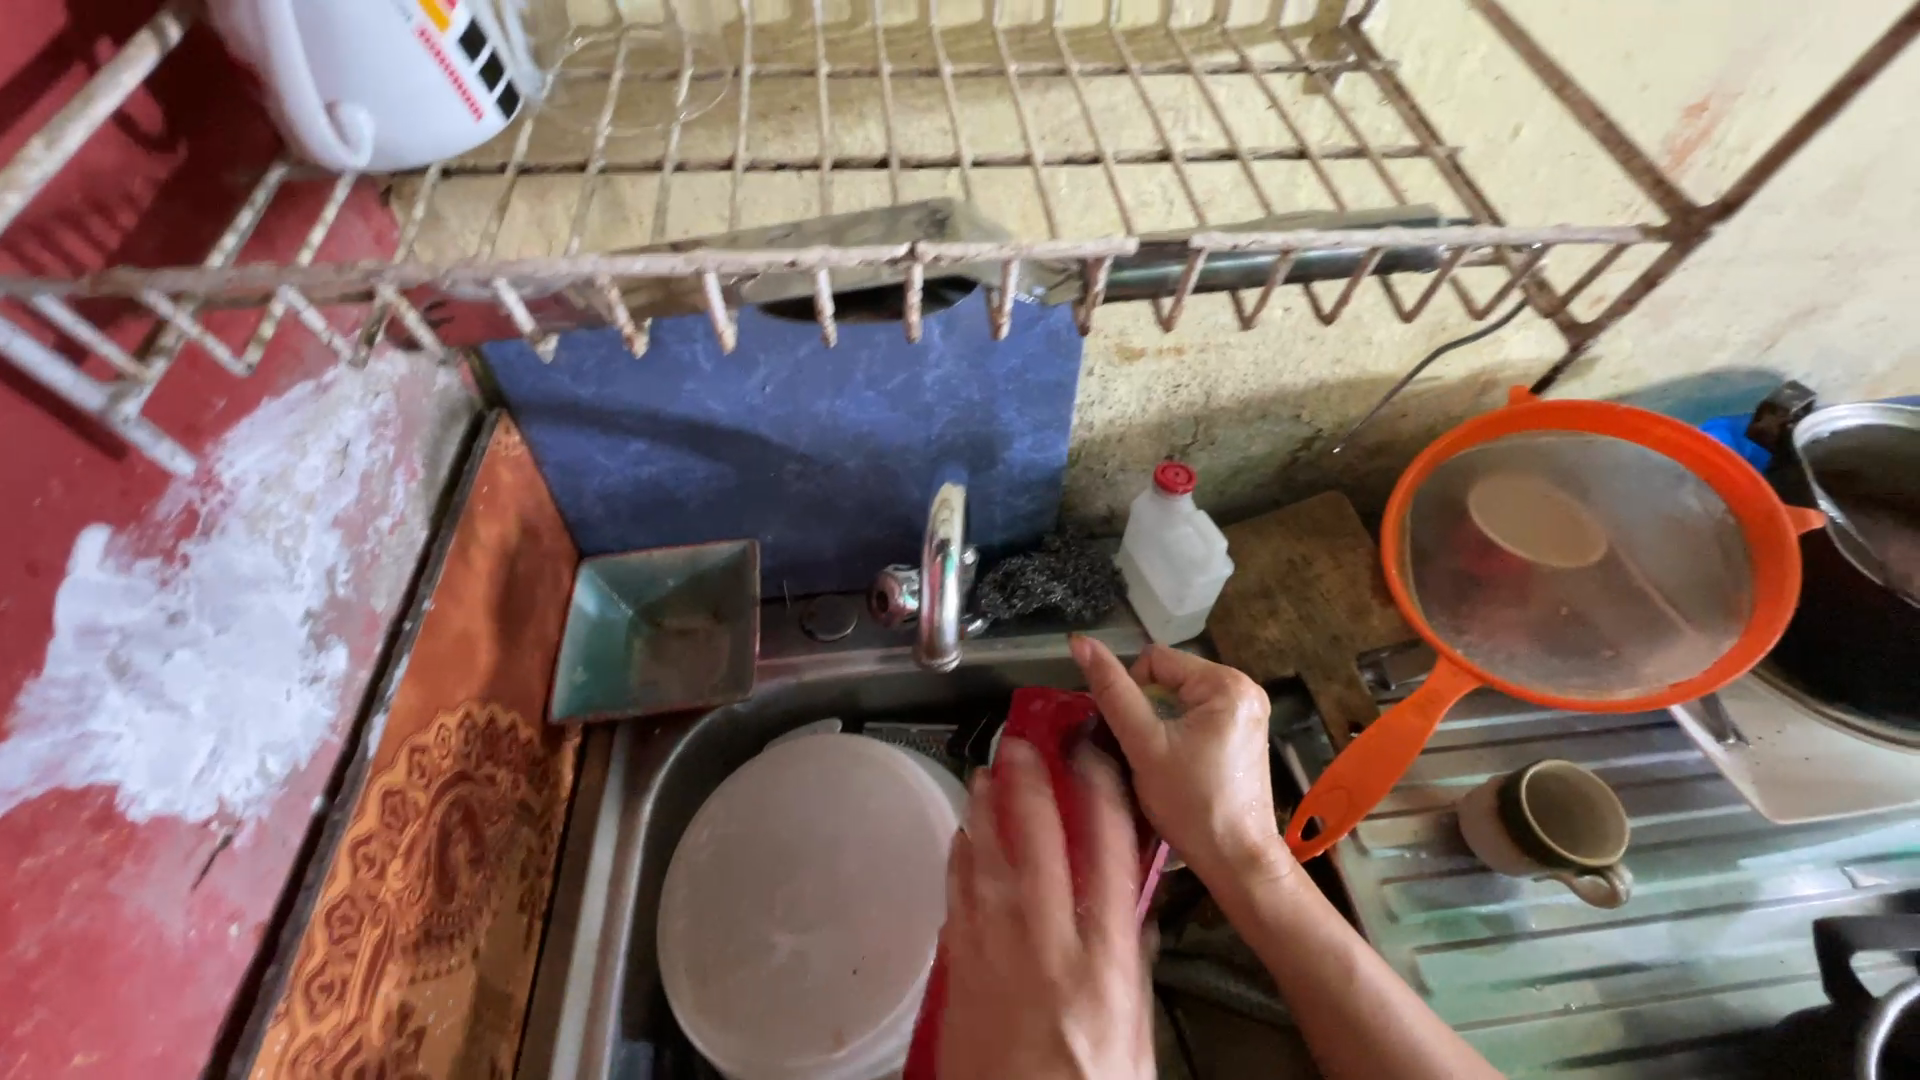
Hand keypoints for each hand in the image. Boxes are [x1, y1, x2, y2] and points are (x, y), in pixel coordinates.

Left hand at [937, 739, 1153, 1079]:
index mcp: (1102, 960)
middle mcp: (1048, 944)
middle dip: (1026, 787)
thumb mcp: (1135, 1038)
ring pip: (988, 861)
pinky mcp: (961, 968)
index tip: (1092, 759)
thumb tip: (1136, 918)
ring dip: (984, 812)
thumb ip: (1134, 969)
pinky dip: (958, 860)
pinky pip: (957, 898)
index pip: (1106, 857)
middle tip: (1019, 744)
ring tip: (983, 772)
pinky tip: (959, 835)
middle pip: (1036, 845)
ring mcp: (997, 952)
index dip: (1099, 798)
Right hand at [1070, 635, 1294, 887]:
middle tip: (1148, 751)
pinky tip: (1180, 763)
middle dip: (1148, 709)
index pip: (1154, 659)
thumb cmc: (1190, 803)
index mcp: (1226, 683)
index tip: (1136, 735)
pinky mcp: (1245, 732)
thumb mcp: (1143, 744)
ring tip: (1163, 759)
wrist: (1236, 861)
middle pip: (1168, 677)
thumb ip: (1112, 691)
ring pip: (1179, 697)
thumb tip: (1080, 641)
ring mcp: (1248, 711)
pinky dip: (1179, 732)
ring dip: (1161, 722)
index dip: (1132, 692)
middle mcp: (1245, 687)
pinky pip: (1196, 714)